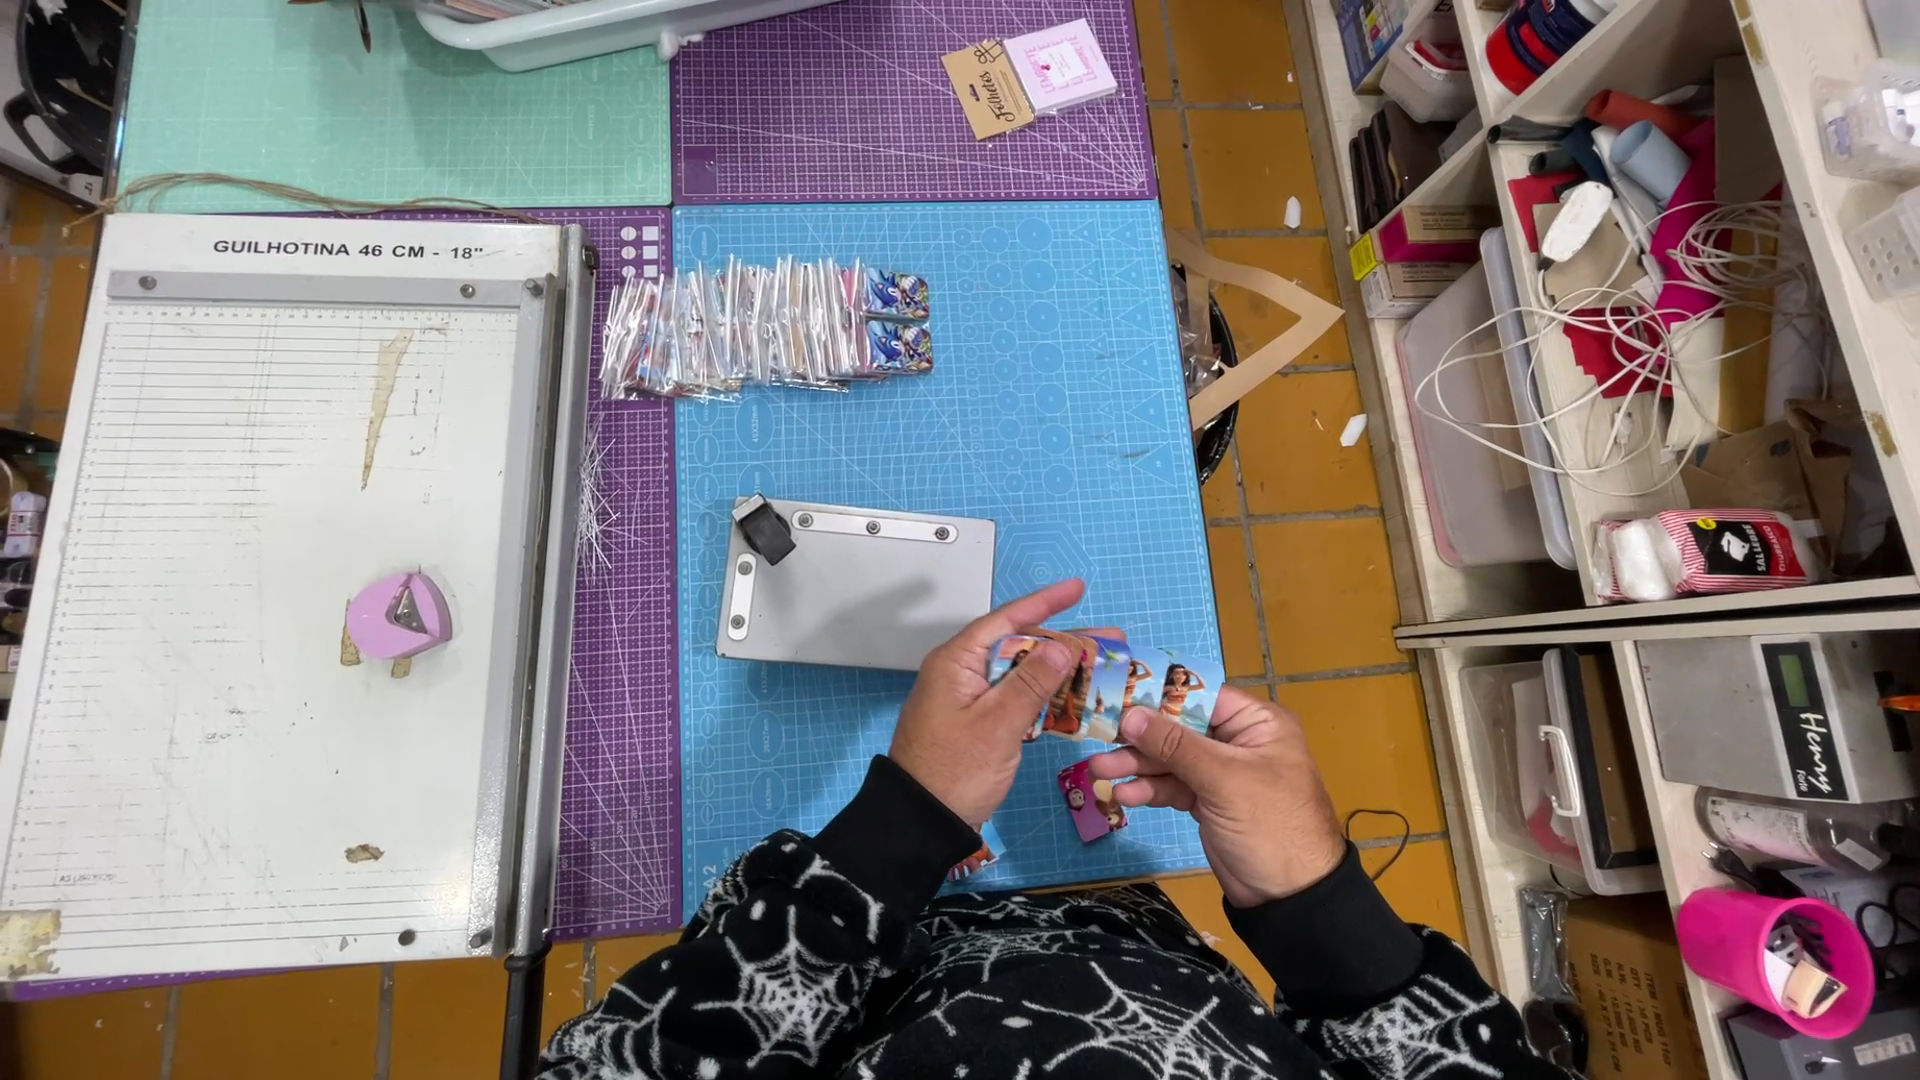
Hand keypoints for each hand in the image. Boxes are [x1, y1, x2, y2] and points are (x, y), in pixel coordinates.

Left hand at [889, 580, 1084, 825]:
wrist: (920, 823)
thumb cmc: (955, 771)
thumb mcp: (998, 725)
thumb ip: (1031, 683)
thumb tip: (1062, 646)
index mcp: (957, 661)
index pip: (1006, 621)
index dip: (1044, 603)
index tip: (1077, 589)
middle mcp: (962, 672)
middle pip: (1018, 646)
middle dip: (1064, 641)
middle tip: (1109, 638)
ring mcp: (970, 699)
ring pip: (1021, 674)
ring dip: (1059, 671)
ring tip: (1103, 666)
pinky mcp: (978, 722)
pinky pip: (1016, 699)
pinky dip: (1045, 698)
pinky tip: (1076, 698)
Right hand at [1087, 687, 1344, 907]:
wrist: (1291, 900)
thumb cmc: (1270, 825)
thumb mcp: (1223, 780)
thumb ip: (1174, 745)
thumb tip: (1129, 715)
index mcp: (1255, 723)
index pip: (1199, 695)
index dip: (1158, 694)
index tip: (1115, 694)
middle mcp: (1237, 741)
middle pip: (1178, 727)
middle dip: (1139, 736)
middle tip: (1098, 736)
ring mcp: (1220, 772)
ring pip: (1169, 758)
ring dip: (1135, 765)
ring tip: (1099, 771)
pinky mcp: (1206, 801)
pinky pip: (1171, 785)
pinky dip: (1148, 790)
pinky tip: (1124, 796)